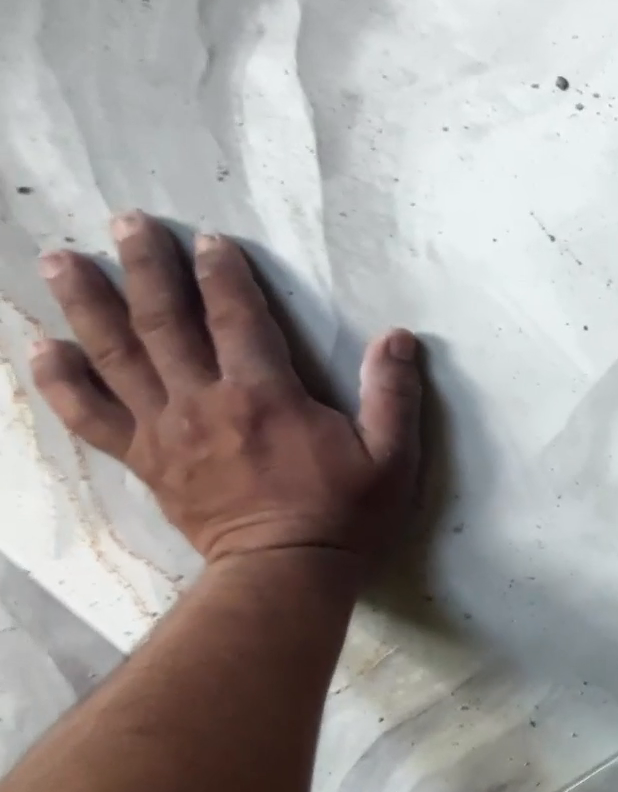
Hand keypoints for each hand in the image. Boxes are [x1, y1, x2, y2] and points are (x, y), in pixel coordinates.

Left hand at [29, 212, 421, 571]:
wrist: (288, 569)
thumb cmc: (348, 511)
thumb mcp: (393, 454)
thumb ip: (393, 394)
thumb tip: (399, 337)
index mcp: (266, 397)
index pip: (236, 320)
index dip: (222, 276)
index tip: (208, 239)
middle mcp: (204, 403)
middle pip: (163, 324)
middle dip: (145, 269)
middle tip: (126, 222)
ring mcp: (165, 432)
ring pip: (114, 356)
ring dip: (86, 305)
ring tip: (60, 260)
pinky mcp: (145, 460)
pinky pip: (91, 415)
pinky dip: (61, 380)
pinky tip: (44, 348)